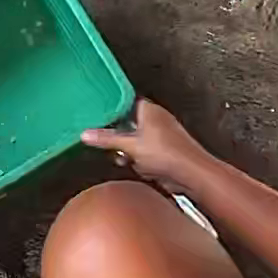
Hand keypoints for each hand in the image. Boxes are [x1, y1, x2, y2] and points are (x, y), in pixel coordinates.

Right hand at [80, 98, 214, 190]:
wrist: (191, 174)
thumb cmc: (167, 153)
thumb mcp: (130, 146)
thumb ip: (107, 139)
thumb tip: (87, 134)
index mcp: (149, 110)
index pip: (126, 103)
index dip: (113, 111)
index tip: (100, 119)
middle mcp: (156, 119)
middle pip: (129, 124)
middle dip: (120, 138)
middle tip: (114, 146)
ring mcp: (162, 135)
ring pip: (136, 141)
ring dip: (130, 152)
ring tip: (128, 159)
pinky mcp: (165, 151)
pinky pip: (145, 154)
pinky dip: (140, 161)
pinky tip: (140, 168)